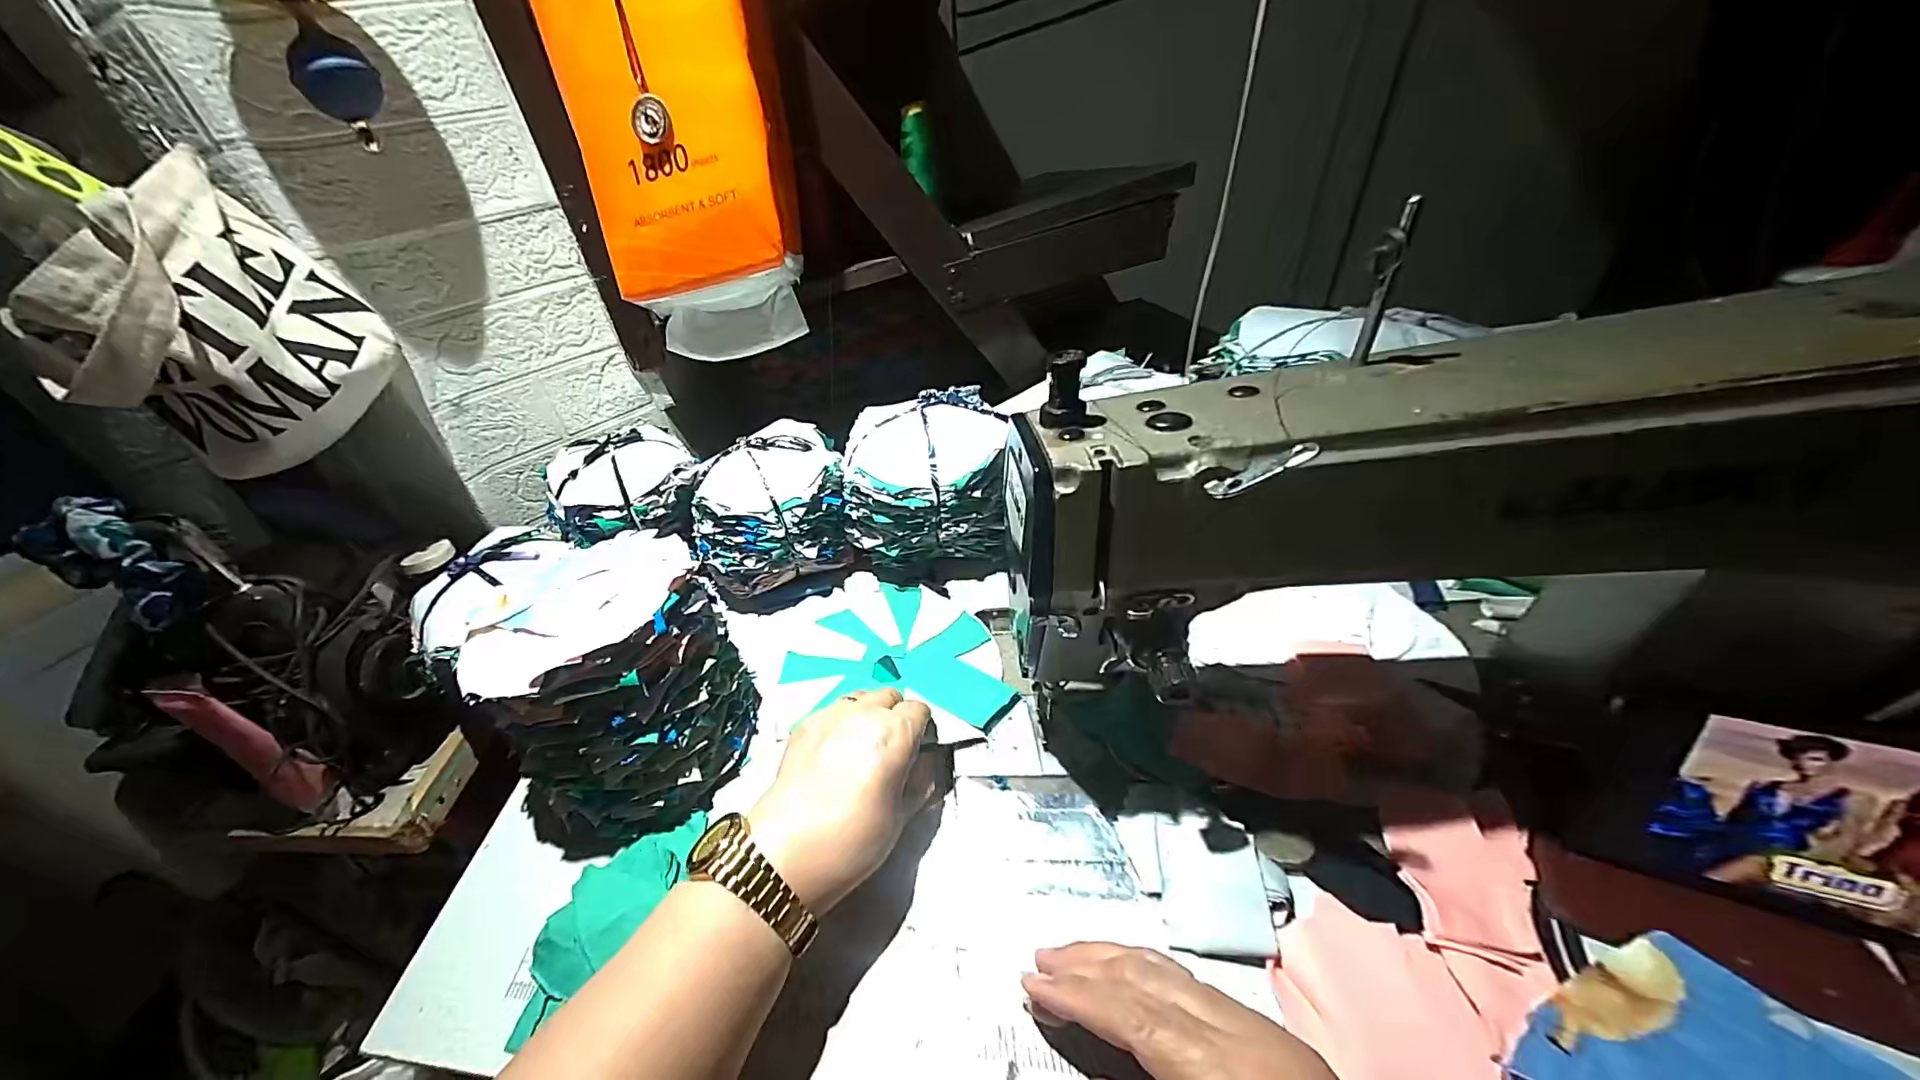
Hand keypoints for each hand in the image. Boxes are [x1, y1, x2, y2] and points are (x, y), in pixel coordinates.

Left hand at [748, 688, 935, 913]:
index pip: (919, 710)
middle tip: (891, 750)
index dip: (921, 730)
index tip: (917, 750)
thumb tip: (923, 766)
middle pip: (889, 696)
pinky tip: (834, 753)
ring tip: (861, 747)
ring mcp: (829, 716)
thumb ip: (919, 782)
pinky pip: (831, 711)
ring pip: (859, 698)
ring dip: (867, 714)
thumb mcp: (900, 818)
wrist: (785, 852)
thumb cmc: (851, 839)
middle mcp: (863, 713)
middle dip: (895, 716)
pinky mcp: (803, 725)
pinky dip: (840, 723)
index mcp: (894, 732)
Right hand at [1022, 944, 1336, 1079]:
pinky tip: (1130, 972)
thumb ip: (1148, 1074)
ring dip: (1114, 955)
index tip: (1032, 982)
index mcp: (1224, 1065)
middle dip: (1089, 961)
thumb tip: (1106, 1057)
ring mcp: (1255, 1024)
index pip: (1135, 1013)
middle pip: (1149, 975)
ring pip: (1170, 969)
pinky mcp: (1265, 1031)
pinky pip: (1191, 983)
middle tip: (1041, 956)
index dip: (1079, 992)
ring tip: (1072, 954)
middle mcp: (1238, 1029)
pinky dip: (1146, 968)